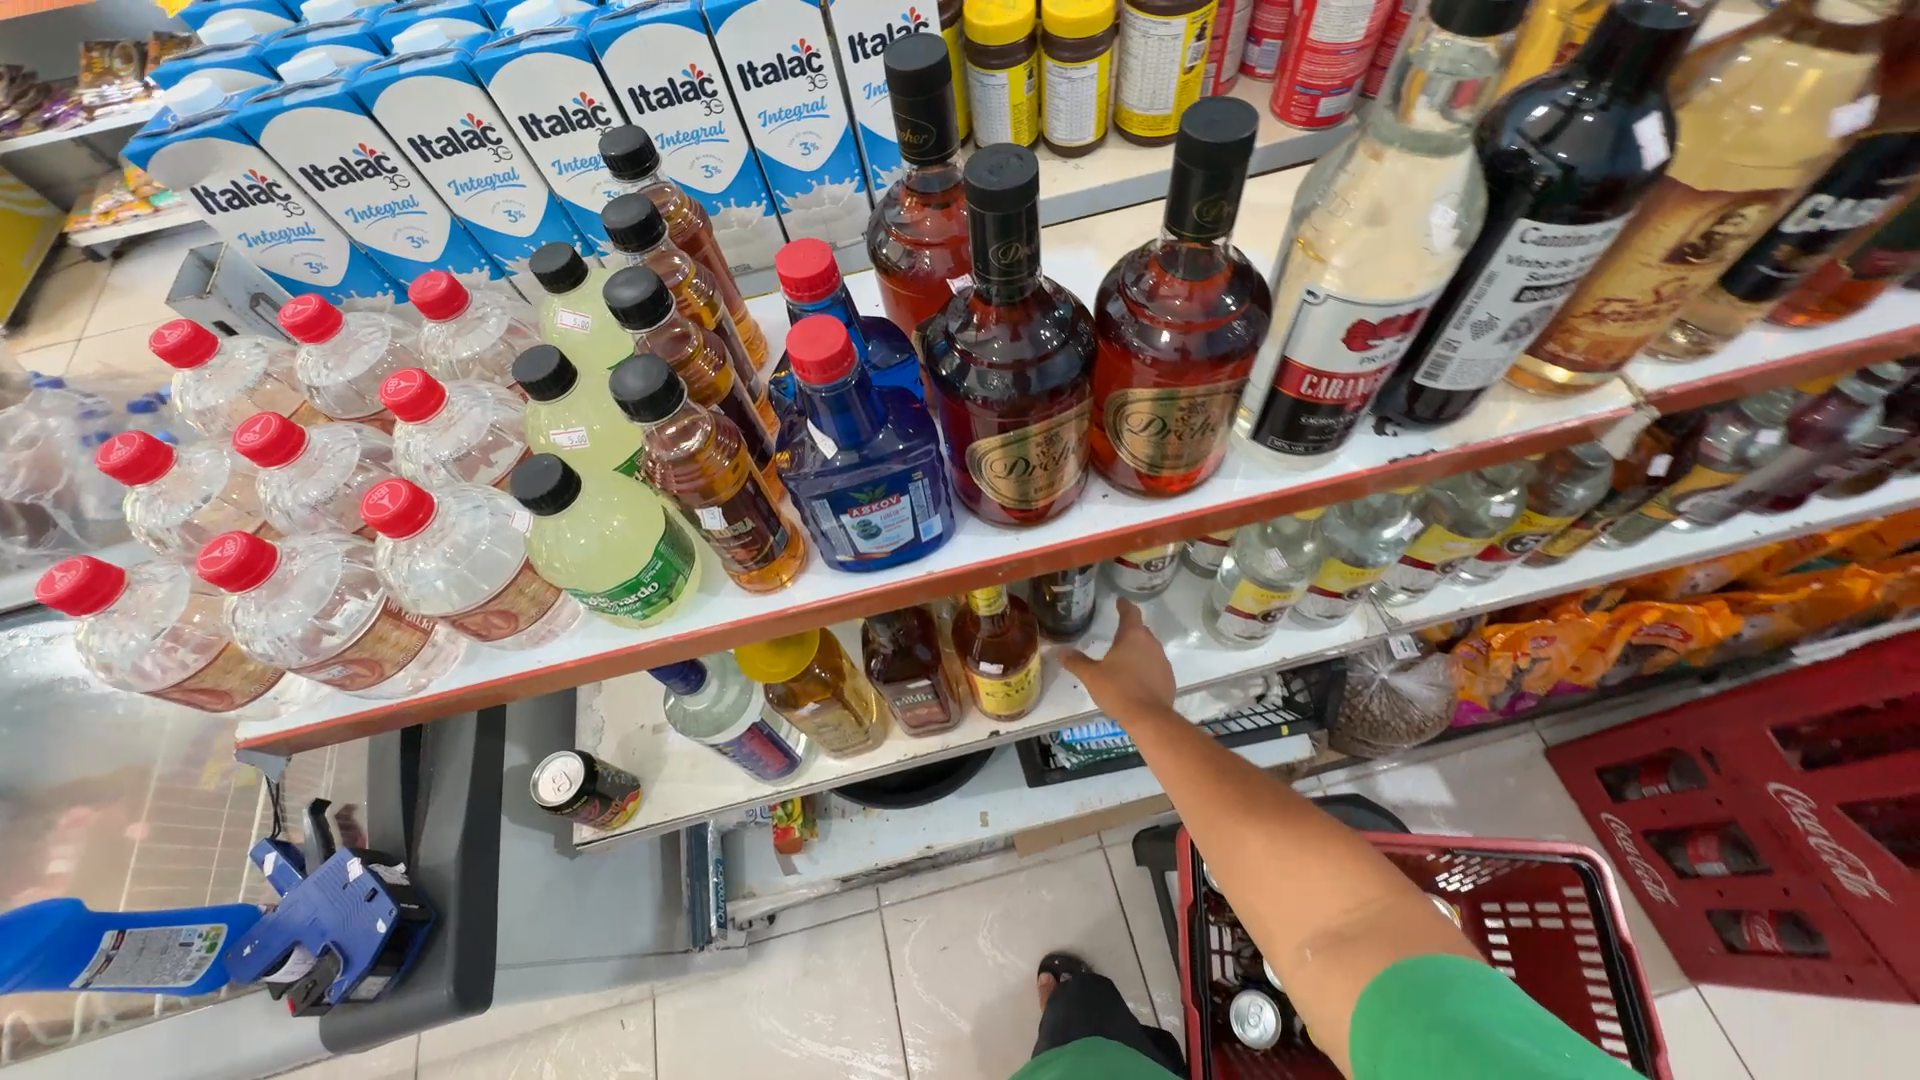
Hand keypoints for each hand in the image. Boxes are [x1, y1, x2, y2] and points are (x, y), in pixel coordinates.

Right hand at [1061, 598, 1175, 726]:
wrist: (1149, 717)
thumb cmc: (1118, 689)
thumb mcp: (1091, 676)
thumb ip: (1076, 662)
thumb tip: (1060, 651)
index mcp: (1132, 636)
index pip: (1130, 613)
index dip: (1124, 606)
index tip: (1120, 601)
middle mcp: (1151, 643)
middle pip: (1140, 631)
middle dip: (1129, 631)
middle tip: (1117, 635)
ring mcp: (1162, 660)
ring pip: (1148, 649)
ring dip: (1137, 650)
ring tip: (1124, 660)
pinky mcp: (1168, 677)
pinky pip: (1155, 666)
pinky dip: (1145, 667)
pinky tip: (1136, 679)